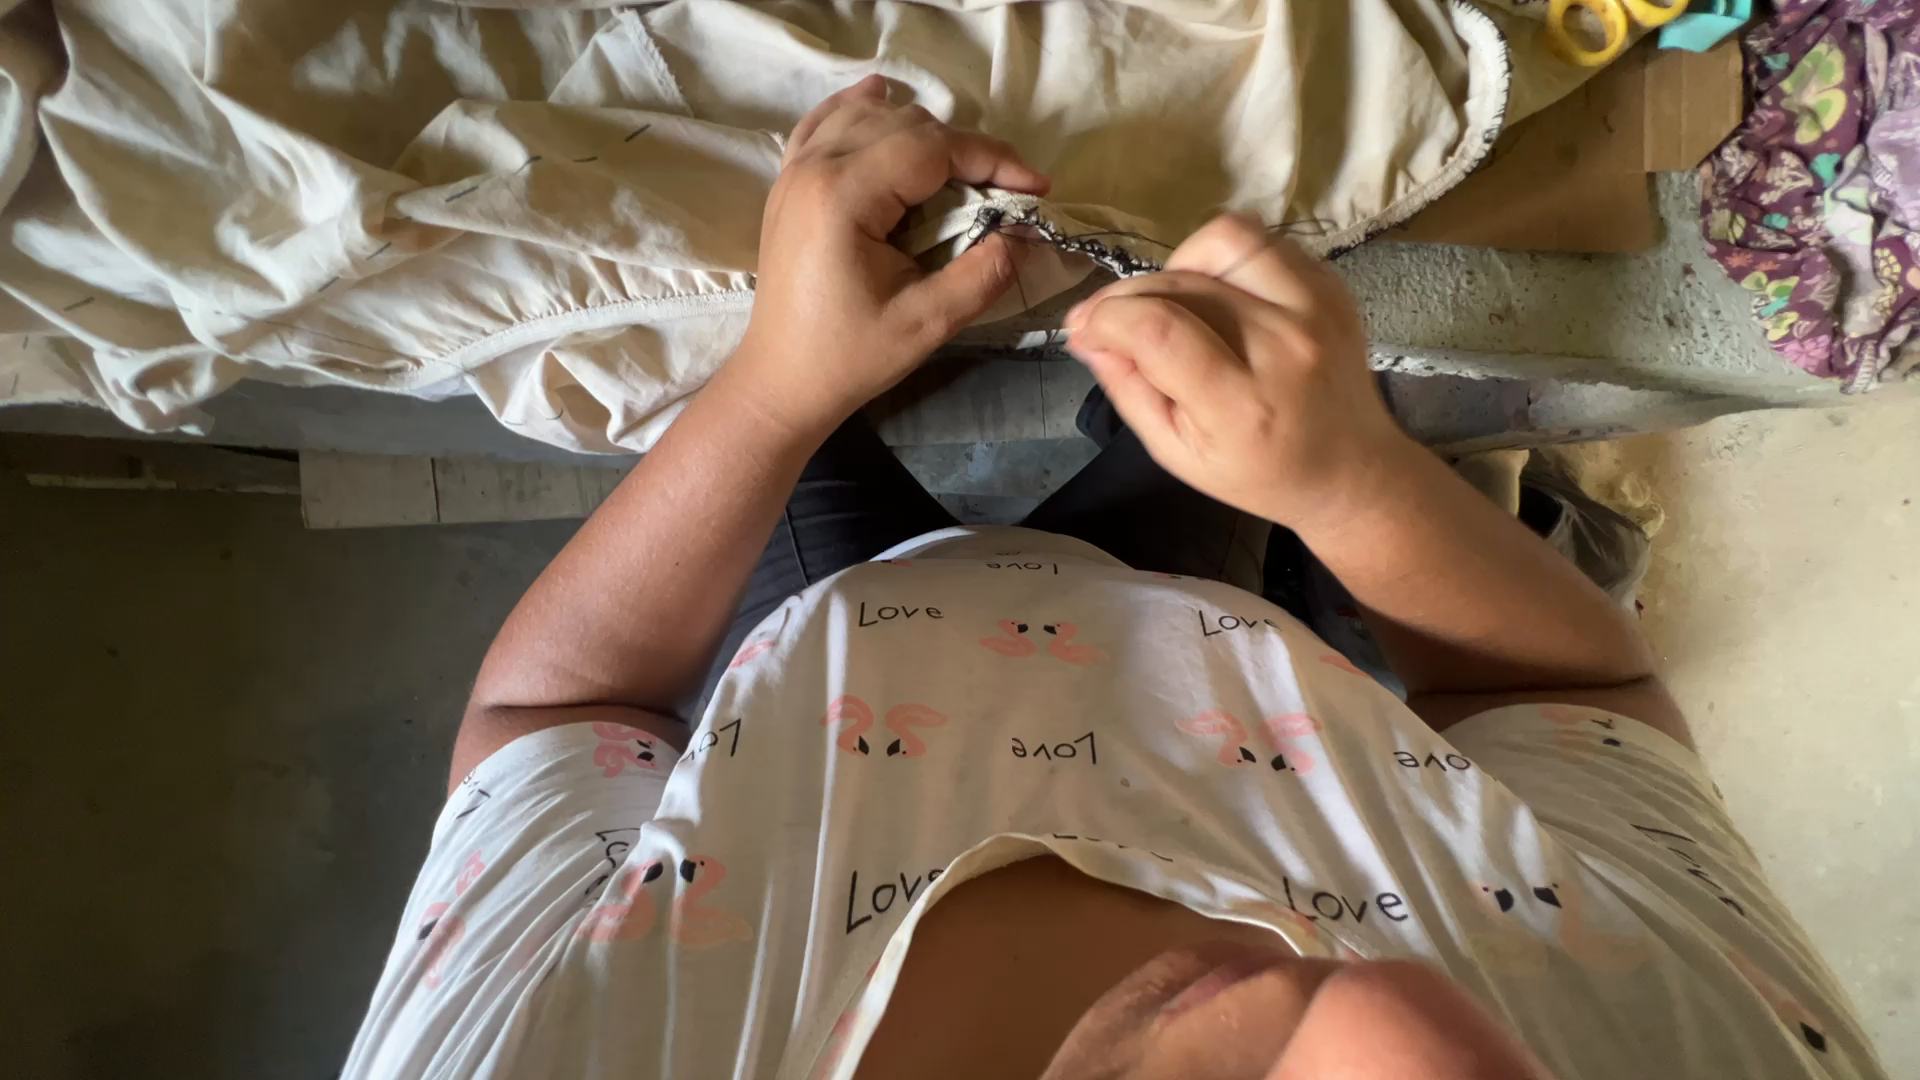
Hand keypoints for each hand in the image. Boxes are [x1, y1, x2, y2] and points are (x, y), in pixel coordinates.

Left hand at [724, 75, 1049, 438]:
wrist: (784, 381)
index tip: (1036, 188)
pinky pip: (826, 122)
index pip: (934, 148)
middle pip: (907, 124)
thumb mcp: (927, 323)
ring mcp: (795, 170)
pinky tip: (882, 100)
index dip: (993, 162)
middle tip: (1002, 194)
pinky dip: (862, 111)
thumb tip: (1025, 233)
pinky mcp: (789, 184)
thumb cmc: (851, 358)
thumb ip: (982, 272)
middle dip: (964, 152)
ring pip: (871, 115)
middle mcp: (815, 166)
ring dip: (922, 134)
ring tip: (958, 175)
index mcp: (844, 196)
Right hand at [1062, 213, 1417, 530]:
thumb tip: (1086, 336)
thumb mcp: (1176, 453)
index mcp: (1241, 404)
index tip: (1082, 330)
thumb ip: (1129, 392)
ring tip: (1165, 302)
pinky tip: (1208, 295)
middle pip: (1181, 283)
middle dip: (1123, 296)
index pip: (1158, 330)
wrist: (1348, 468)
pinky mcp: (1329, 283)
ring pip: (1222, 240)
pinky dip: (1218, 260)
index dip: (1106, 318)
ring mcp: (1314, 305)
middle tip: (1103, 321)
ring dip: (1175, 265)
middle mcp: (1283, 344)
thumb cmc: (1253, 472)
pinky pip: (1259, 242)